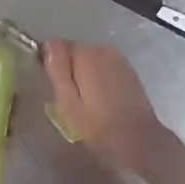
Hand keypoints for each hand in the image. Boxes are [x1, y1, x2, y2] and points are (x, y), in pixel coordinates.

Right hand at [42, 40, 169, 171]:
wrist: (137, 138)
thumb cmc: (96, 125)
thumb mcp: (67, 101)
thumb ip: (57, 69)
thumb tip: (47, 45)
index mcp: (85, 55)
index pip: (56, 45)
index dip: (50, 63)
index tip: (51, 84)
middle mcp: (103, 49)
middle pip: (74, 50)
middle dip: (67, 68)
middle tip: (65, 96)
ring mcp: (118, 58)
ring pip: (89, 58)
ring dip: (82, 72)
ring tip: (82, 98)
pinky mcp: (127, 69)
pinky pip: (103, 66)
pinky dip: (96, 76)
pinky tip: (98, 97)